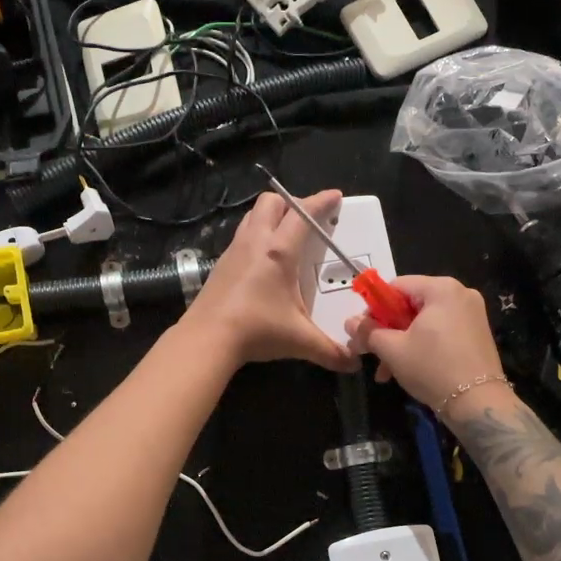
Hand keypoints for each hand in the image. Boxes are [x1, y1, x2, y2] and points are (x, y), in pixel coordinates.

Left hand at [181, 190, 354, 370]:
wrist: (207, 338)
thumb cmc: (257, 330)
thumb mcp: (300, 340)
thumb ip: (329, 350)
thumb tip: (353, 363)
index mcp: (279, 251)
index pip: (303, 214)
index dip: (321, 202)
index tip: (335, 196)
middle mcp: (255, 242)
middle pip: (271, 202)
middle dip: (292, 203)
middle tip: (307, 219)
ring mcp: (234, 251)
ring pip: (252, 216)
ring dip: (270, 216)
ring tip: (284, 234)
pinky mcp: (220, 265)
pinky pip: (240, 237)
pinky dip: (254, 237)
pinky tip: (261, 260)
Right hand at [344, 275, 506, 414]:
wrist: (478, 402)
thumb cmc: (431, 367)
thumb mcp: (392, 349)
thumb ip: (368, 332)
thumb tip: (349, 323)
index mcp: (441, 288)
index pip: (396, 286)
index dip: (374, 308)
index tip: (363, 332)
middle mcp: (460, 294)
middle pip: (410, 305)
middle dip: (387, 331)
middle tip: (371, 354)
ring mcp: (472, 314)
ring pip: (424, 322)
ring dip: (402, 343)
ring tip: (385, 371)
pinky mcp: (477, 334)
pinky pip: (441, 332)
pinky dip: (422, 346)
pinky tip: (408, 370)